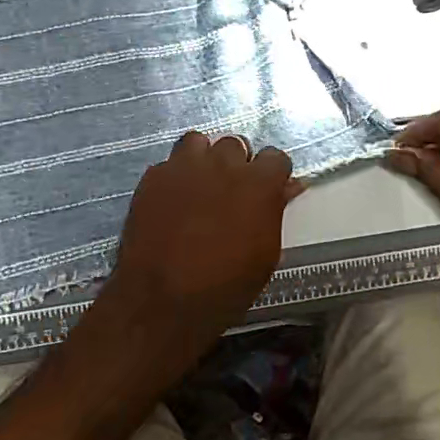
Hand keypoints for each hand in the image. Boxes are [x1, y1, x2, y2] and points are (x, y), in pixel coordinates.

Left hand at [107, 132, 300, 343]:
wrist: (163, 297)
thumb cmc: (226, 285)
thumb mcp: (265, 253)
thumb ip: (274, 212)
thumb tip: (286, 187)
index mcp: (257, 183)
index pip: (275, 157)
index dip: (271, 174)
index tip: (267, 190)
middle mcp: (221, 164)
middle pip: (235, 145)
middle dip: (236, 164)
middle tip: (230, 192)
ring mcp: (183, 167)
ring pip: (197, 142)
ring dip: (203, 159)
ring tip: (199, 185)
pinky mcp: (153, 177)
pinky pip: (168, 164)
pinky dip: (174, 177)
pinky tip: (171, 200)